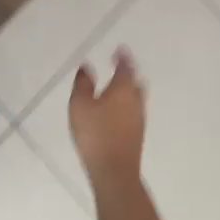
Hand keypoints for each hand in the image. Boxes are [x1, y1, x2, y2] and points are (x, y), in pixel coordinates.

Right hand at [69, 47, 147, 186]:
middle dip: (129, 72)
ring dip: (130, 88)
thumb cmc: (95, 133)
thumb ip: (83, 84)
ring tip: (118, 85)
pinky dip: (128, 102)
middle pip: (136, 82)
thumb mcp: (80, 105)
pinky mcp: (137, 133)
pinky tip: (117, 109)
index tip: (120, 49)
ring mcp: (139, 119)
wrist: (114, 170)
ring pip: (137, 96)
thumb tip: (86, 67)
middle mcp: (135, 101)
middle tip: (119, 65)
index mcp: (122, 90)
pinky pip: (134, 109)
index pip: (125, 68)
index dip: (123, 57)